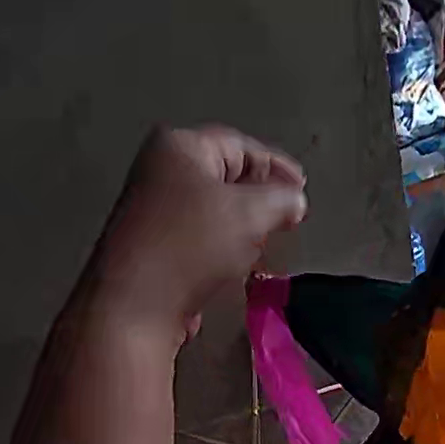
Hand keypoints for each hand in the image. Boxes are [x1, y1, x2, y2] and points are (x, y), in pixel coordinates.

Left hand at [84, 126, 307, 342]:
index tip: (303, 188)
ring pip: (219, 205)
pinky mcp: (161, 240)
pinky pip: (206, 231)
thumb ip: (283, 200)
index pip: (242, 146)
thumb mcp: (252, 213)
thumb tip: (296, 200)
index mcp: (181, 146)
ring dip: (248, 222)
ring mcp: (159, 205)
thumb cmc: (193, 244)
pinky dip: (230, 242)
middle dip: (263, 195)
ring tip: (269, 240)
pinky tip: (242, 260)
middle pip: (229, 174)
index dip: (278, 166)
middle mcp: (164, 168)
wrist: (142, 297)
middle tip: (290, 216)